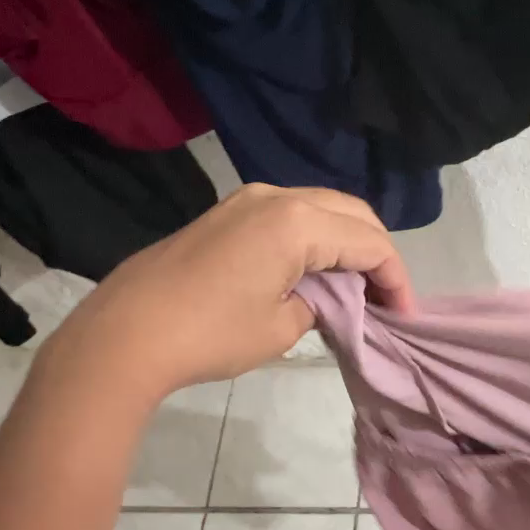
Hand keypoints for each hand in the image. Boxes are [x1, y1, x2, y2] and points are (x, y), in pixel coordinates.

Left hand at [38, 183, 414, 399]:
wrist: (126, 332)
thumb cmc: (211, 334)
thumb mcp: (282, 327)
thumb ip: (320, 302)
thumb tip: (325, 295)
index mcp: (298, 221)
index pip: (370, 242)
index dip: (396, 279)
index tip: (402, 316)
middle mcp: (277, 195)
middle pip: (351, 213)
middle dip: (376, 253)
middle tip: (385, 298)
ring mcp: (246, 200)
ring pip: (320, 209)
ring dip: (345, 243)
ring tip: (354, 287)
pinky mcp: (226, 213)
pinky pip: (289, 215)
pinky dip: (314, 239)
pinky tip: (314, 273)